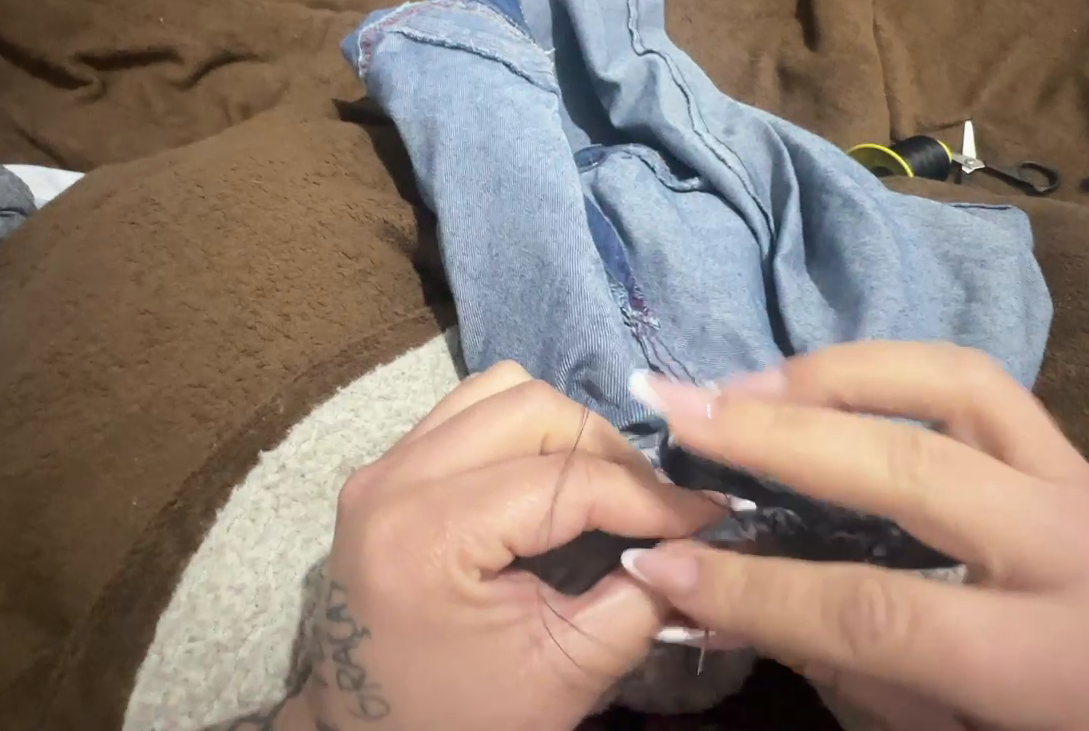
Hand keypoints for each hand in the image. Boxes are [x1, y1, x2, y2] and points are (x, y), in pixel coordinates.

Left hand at [281, 361, 723, 730]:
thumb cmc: (458, 721)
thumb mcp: (562, 675)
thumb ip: (638, 602)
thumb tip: (696, 541)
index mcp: (429, 535)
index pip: (563, 481)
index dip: (645, 496)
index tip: (704, 513)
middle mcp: (396, 477)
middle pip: (532, 408)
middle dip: (606, 449)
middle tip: (649, 501)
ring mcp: (385, 462)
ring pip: (500, 390)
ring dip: (564, 426)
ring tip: (600, 481)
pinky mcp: (387, 463)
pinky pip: (470, 406)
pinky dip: (523, 427)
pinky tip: (546, 471)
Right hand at [617, 342, 1088, 730]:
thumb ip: (825, 655)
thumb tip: (702, 583)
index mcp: (1066, 669)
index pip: (878, 612)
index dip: (753, 586)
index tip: (655, 558)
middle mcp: (1087, 557)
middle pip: (909, 471)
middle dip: (773, 438)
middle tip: (675, 409)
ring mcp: (1086, 483)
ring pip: (952, 384)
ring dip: (829, 377)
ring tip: (739, 387)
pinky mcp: (1069, 449)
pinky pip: (969, 375)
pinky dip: (880, 364)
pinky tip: (812, 378)